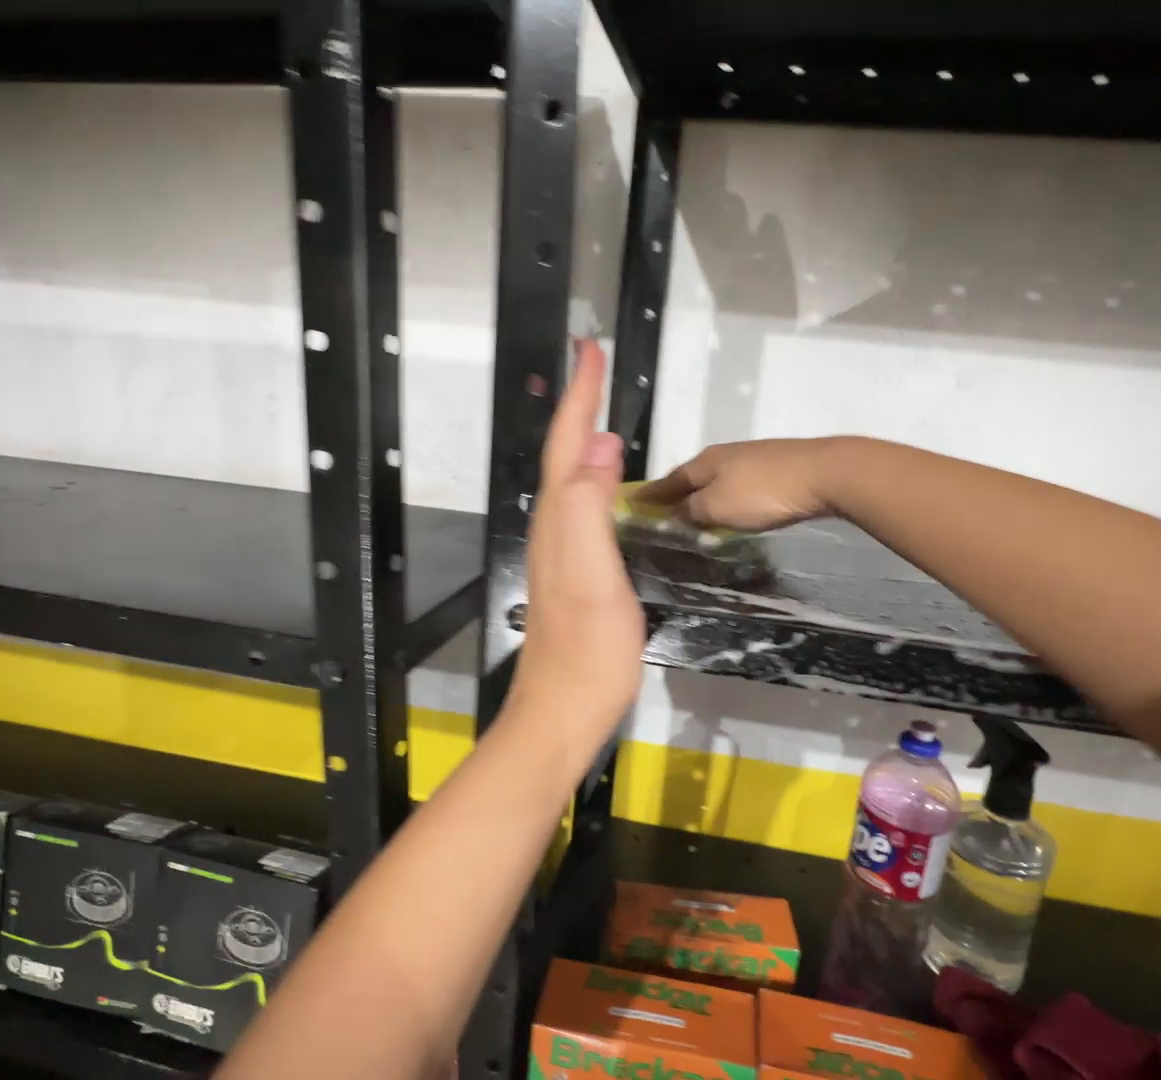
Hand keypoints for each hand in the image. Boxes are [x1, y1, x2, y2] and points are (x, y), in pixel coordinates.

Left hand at [507, 341, 645, 746]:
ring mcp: (561, 552)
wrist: (565, 709)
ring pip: (570, 478)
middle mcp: (553, 527)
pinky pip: (582, 506)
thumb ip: (589, 508)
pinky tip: (607, 483)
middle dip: (577, 404)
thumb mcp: (592, 574)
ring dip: (581, 437)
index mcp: (559, 519)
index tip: (589, 348)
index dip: (579, 396)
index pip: (568, 444)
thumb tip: (599, 444)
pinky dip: (594, 478)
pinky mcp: (575, 573)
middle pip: (563, 454)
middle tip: (594, 365)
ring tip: (599, 408)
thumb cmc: (586, 649)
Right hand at [636, 437, 854, 531]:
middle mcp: (724, 455)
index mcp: (705, 462)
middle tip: (660, 510)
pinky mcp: (775, 468)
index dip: (651, 494)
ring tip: (692, 511)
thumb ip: (691, 510)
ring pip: (716, 478)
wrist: (825, 474)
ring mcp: (752, 459)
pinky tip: (730, 506)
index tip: (632, 502)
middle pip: (692, 476)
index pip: (669, 480)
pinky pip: (737, 484)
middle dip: (675, 492)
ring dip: (701, 494)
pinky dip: (725, 496)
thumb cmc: (763, 492)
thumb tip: (672, 514)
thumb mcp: (718, 507)